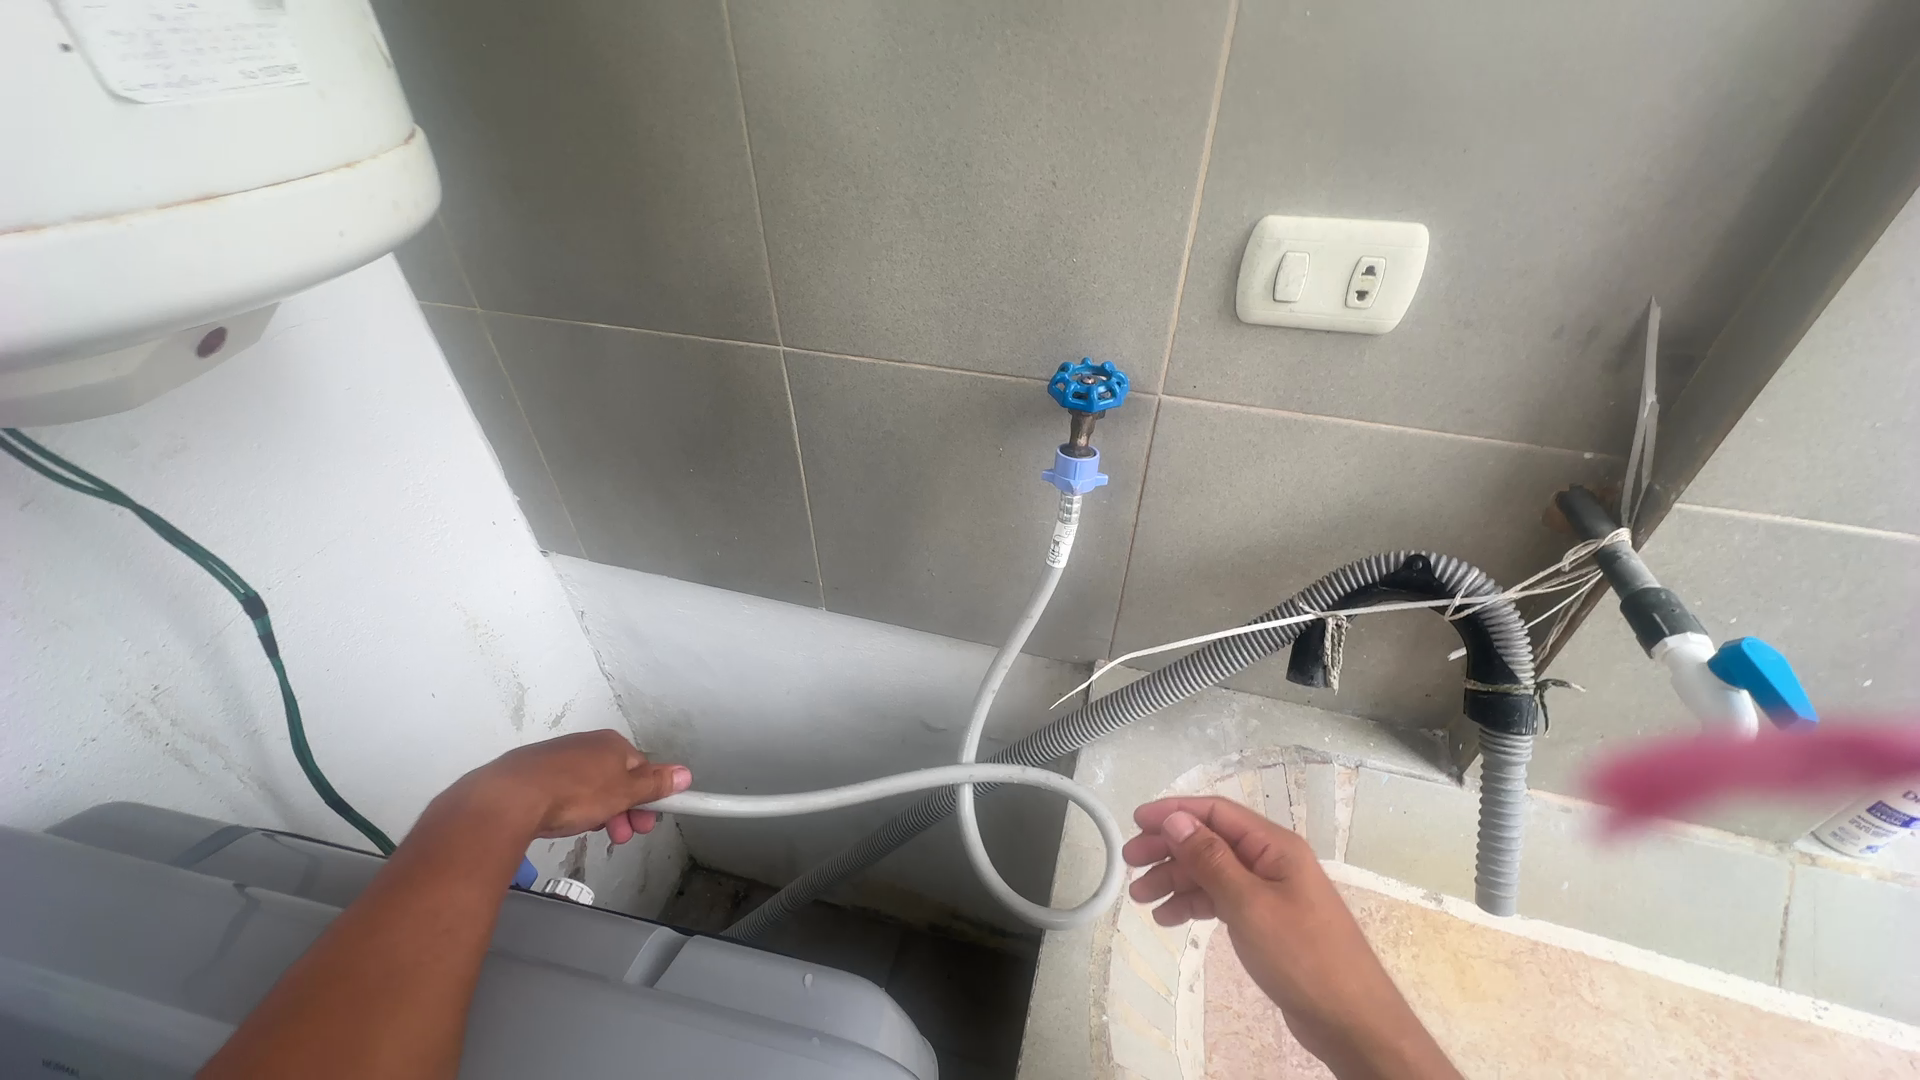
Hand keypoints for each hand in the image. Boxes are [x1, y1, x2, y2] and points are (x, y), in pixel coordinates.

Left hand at [454, 730, 691, 843]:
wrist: (508, 798)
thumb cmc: (574, 792)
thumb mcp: (624, 793)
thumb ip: (655, 785)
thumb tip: (684, 773)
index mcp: (613, 745)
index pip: (643, 769)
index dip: (649, 797)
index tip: (649, 820)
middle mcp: (587, 745)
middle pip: (617, 778)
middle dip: (624, 809)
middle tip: (623, 835)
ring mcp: (557, 757)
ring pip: (589, 786)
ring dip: (599, 811)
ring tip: (594, 834)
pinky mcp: (532, 773)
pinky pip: (563, 790)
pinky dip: (571, 807)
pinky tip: (565, 823)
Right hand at [1124, 797, 1459, 1079]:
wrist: (1353, 1024)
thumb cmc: (1303, 957)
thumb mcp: (1249, 904)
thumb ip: (1210, 858)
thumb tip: (1176, 819)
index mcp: (1273, 845)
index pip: (1215, 812)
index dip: (1173, 812)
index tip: (1136, 822)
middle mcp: (1270, 860)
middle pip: (1209, 841)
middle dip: (1168, 849)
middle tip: (1130, 863)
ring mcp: (1269, 891)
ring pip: (1211, 871)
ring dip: (1175, 880)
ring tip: (1141, 898)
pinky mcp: (1266, 921)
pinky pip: (1221, 899)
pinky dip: (1193, 904)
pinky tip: (1169, 919)